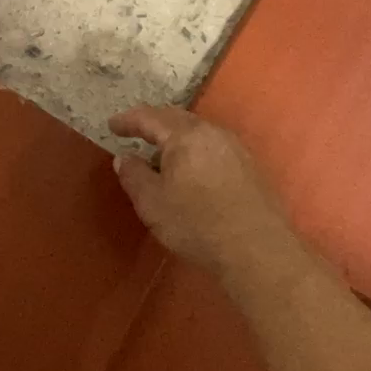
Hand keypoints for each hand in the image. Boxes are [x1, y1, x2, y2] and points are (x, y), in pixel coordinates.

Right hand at [108, 106, 290, 271]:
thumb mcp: (151, 203)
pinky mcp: (251, 168)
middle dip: (154, 122)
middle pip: (178, 118)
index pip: (149, 118)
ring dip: (177, 136)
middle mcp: (213, 134)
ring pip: (199, 131)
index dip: (128, 120)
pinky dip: (196, 149)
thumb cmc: (196, 224)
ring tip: (162, 151)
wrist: (258, 252)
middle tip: (135, 131)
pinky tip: (192, 169)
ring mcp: (236, 149)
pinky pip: (214, 146)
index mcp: (185, 137)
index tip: (112, 126)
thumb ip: (133, 175)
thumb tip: (124, 158)